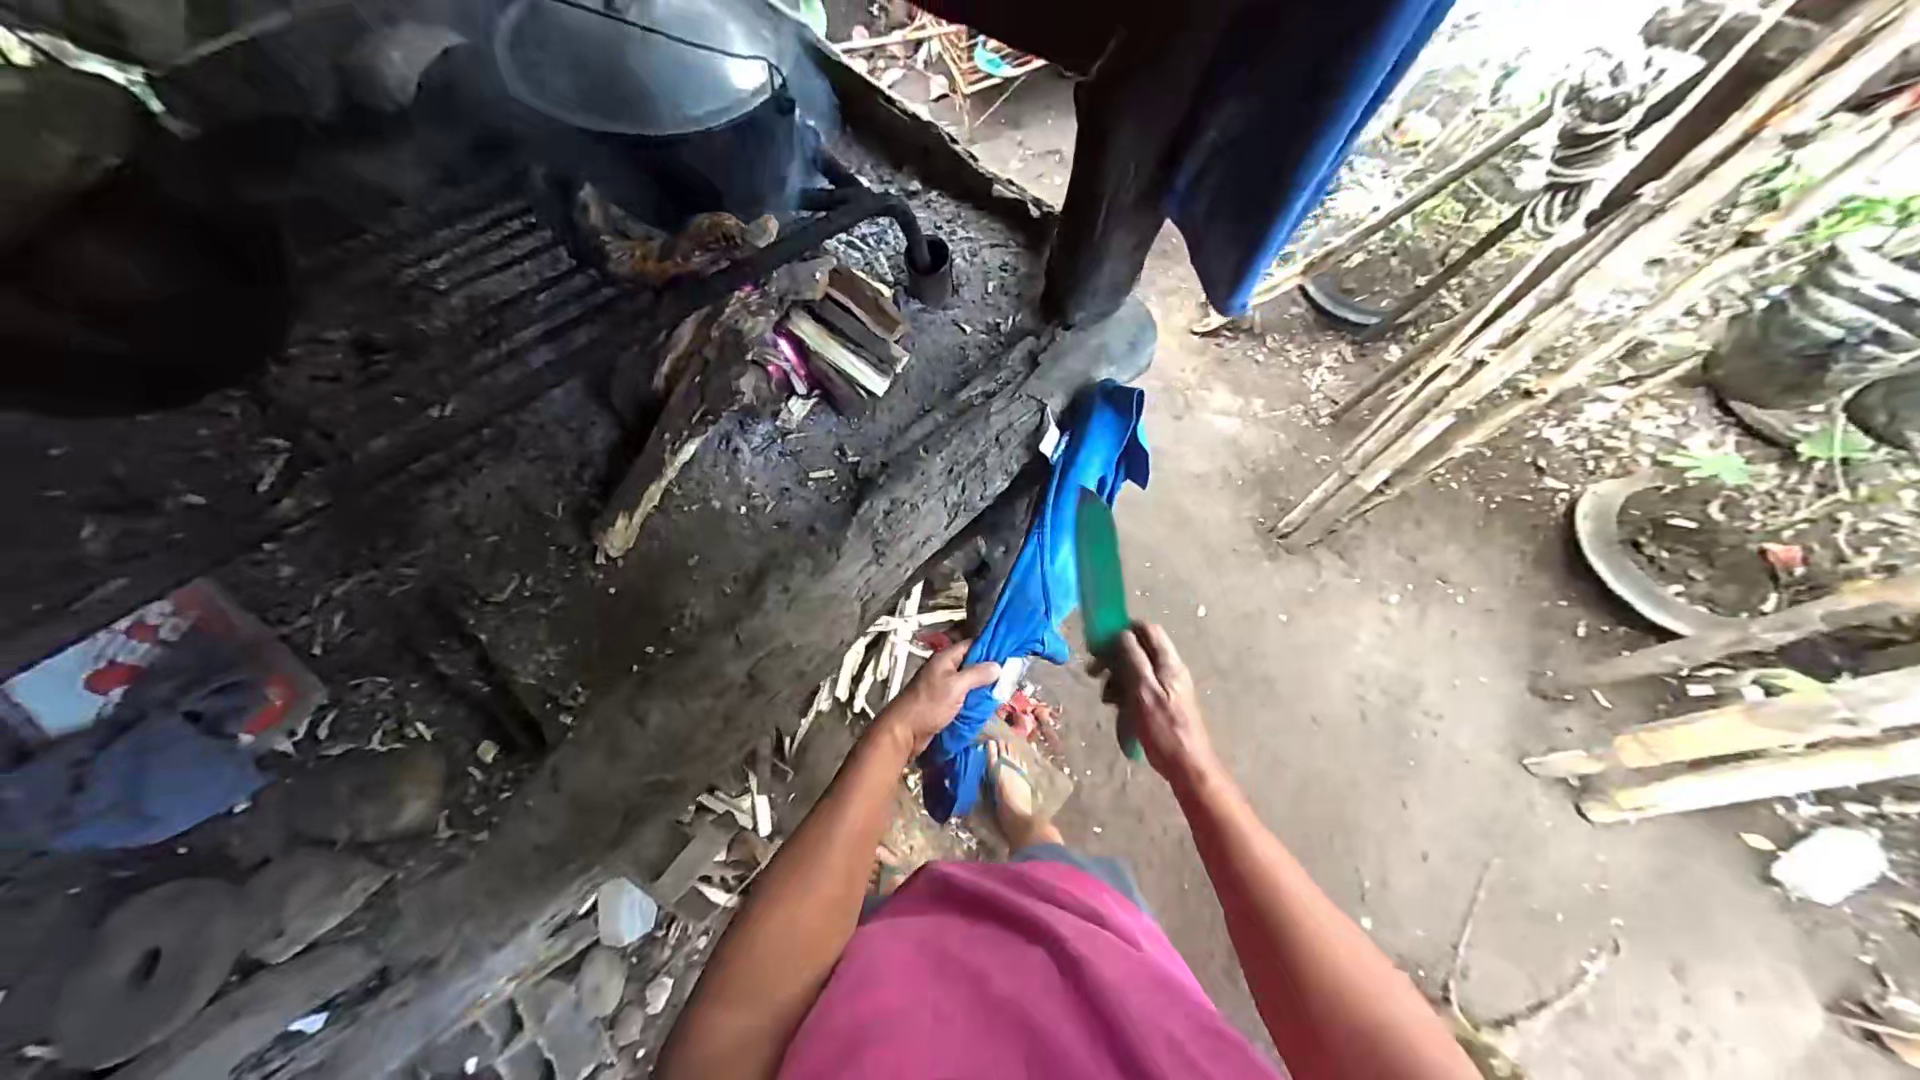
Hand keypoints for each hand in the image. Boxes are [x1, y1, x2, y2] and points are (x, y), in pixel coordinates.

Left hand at [874, 640, 999, 755]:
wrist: (904, 732)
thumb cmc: (929, 705)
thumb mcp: (956, 686)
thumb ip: (977, 674)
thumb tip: (998, 665)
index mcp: (945, 658)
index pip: (970, 645)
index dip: (989, 647)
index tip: (1009, 651)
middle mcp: (944, 669)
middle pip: (971, 663)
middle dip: (989, 669)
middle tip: (1011, 674)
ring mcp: (943, 686)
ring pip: (968, 681)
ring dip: (983, 686)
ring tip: (1004, 689)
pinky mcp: (944, 703)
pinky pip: (964, 696)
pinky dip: (975, 699)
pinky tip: (989, 703)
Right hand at [1100, 622, 1219, 790]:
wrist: (1187, 765)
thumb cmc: (1164, 729)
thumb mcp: (1144, 691)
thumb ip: (1133, 660)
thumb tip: (1122, 633)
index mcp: (1168, 663)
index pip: (1148, 630)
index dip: (1124, 631)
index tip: (1101, 645)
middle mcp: (1169, 669)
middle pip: (1139, 649)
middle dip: (1114, 658)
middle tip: (1095, 672)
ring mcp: (1167, 686)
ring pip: (1136, 669)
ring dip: (1117, 678)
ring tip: (1107, 697)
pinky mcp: (1163, 701)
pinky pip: (1140, 686)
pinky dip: (1125, 692)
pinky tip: (1117, 707)